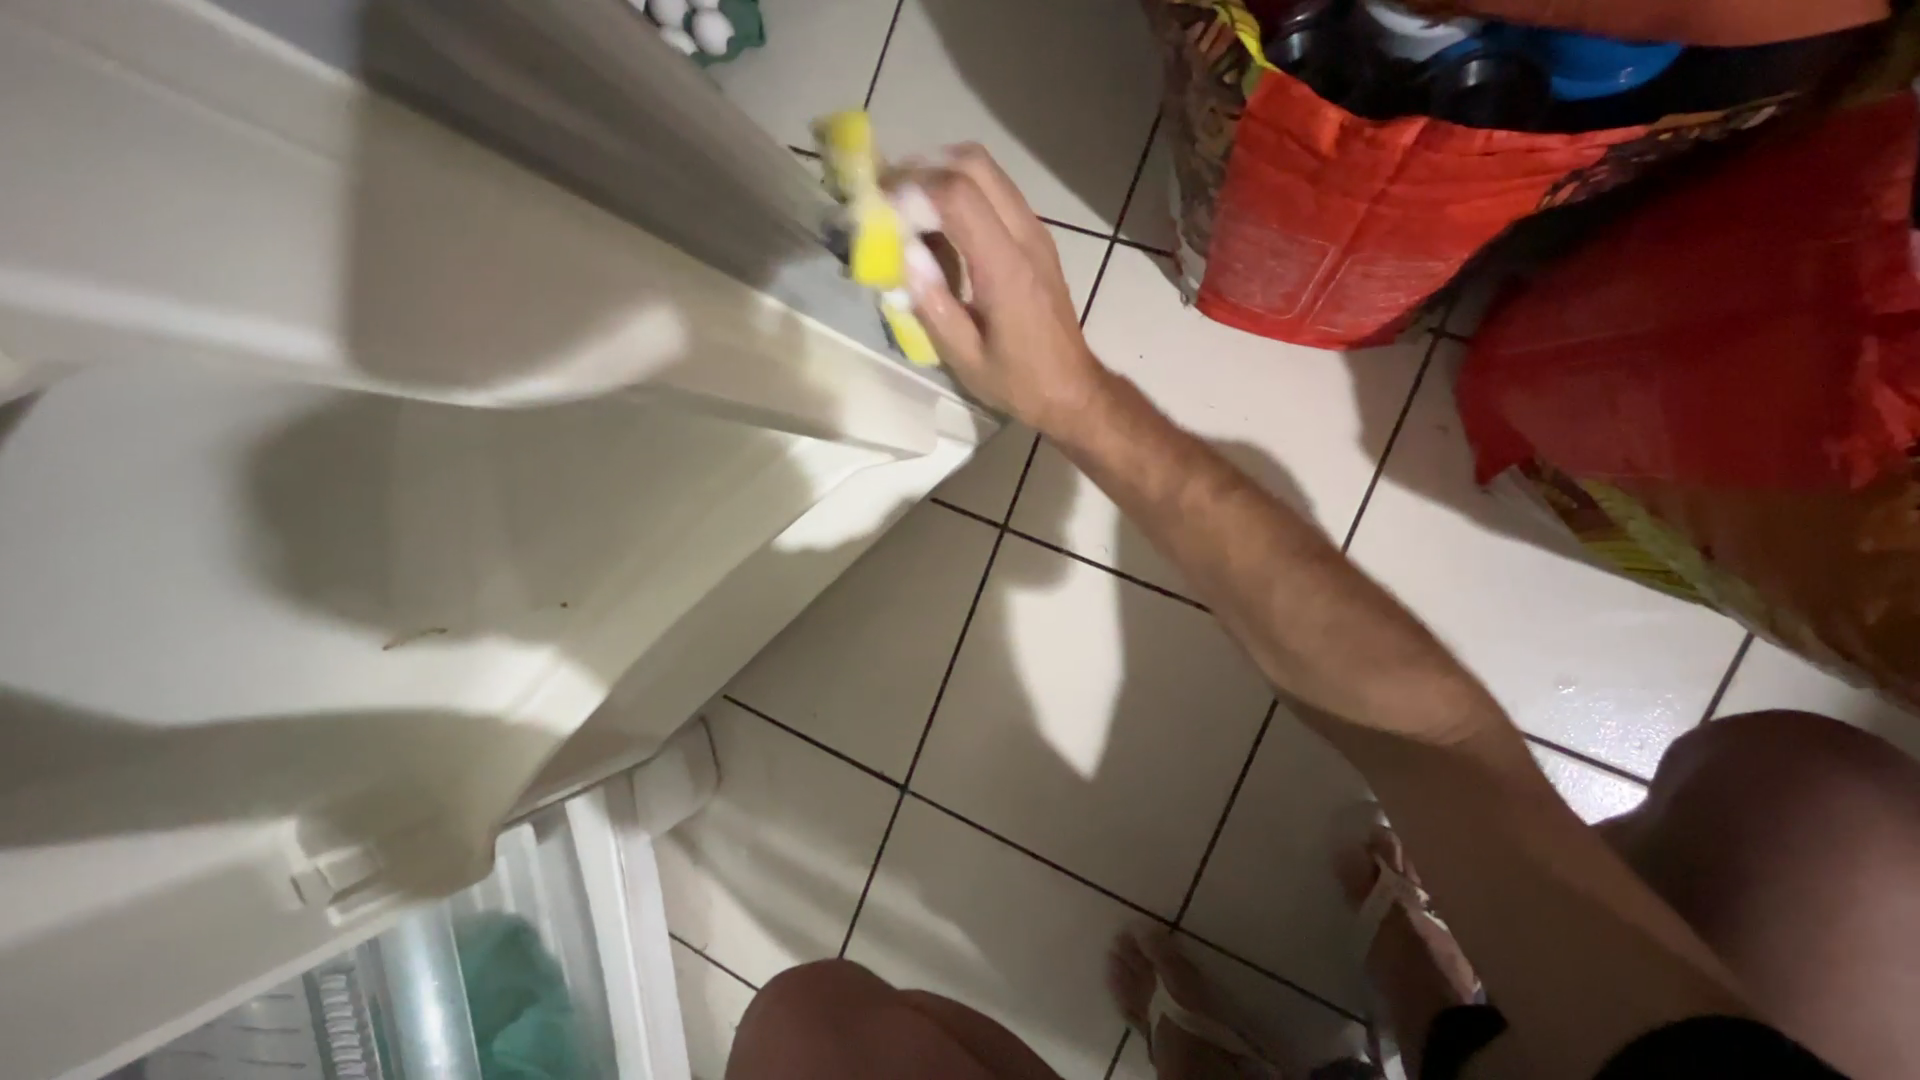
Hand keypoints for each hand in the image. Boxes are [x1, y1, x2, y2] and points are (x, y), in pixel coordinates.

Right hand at [898, 146, 1111, 434]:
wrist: (1073, 389)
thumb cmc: (1018, 381)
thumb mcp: (964, 358)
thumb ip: (931, 303)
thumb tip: (902, 253)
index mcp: (1005, 267)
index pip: (957, 194)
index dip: (912, 188)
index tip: (880, 204)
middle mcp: (1025, 236)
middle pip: (973, 163)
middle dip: (924, 169)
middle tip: (890, 196)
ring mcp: (1036, 232)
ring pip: (987, 170)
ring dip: (943, 174)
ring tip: (909, 207)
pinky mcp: (1037, 238)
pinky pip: (997, 191)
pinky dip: (962, 190)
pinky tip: (940, 225)